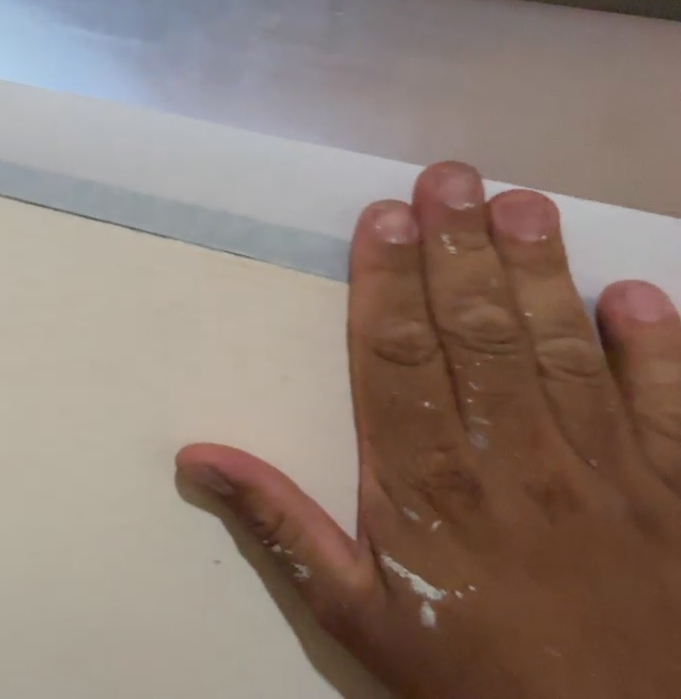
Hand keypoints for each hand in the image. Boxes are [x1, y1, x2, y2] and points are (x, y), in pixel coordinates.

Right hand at [180, 162, 680, 697]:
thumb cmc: (472, 673)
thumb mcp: (353, 613)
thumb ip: (278, 525)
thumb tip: (193, 455)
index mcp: (427, 486)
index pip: (398, 359)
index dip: (390, 282)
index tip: (386, 217)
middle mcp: (516, 465)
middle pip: (481, 338)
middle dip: (461, 252)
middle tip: (451, 177)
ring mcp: (611, 481)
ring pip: (567, 358)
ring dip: (544, 276)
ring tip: (525, 204)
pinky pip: (673, 417)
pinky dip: (662, 355)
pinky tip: (641, 295)